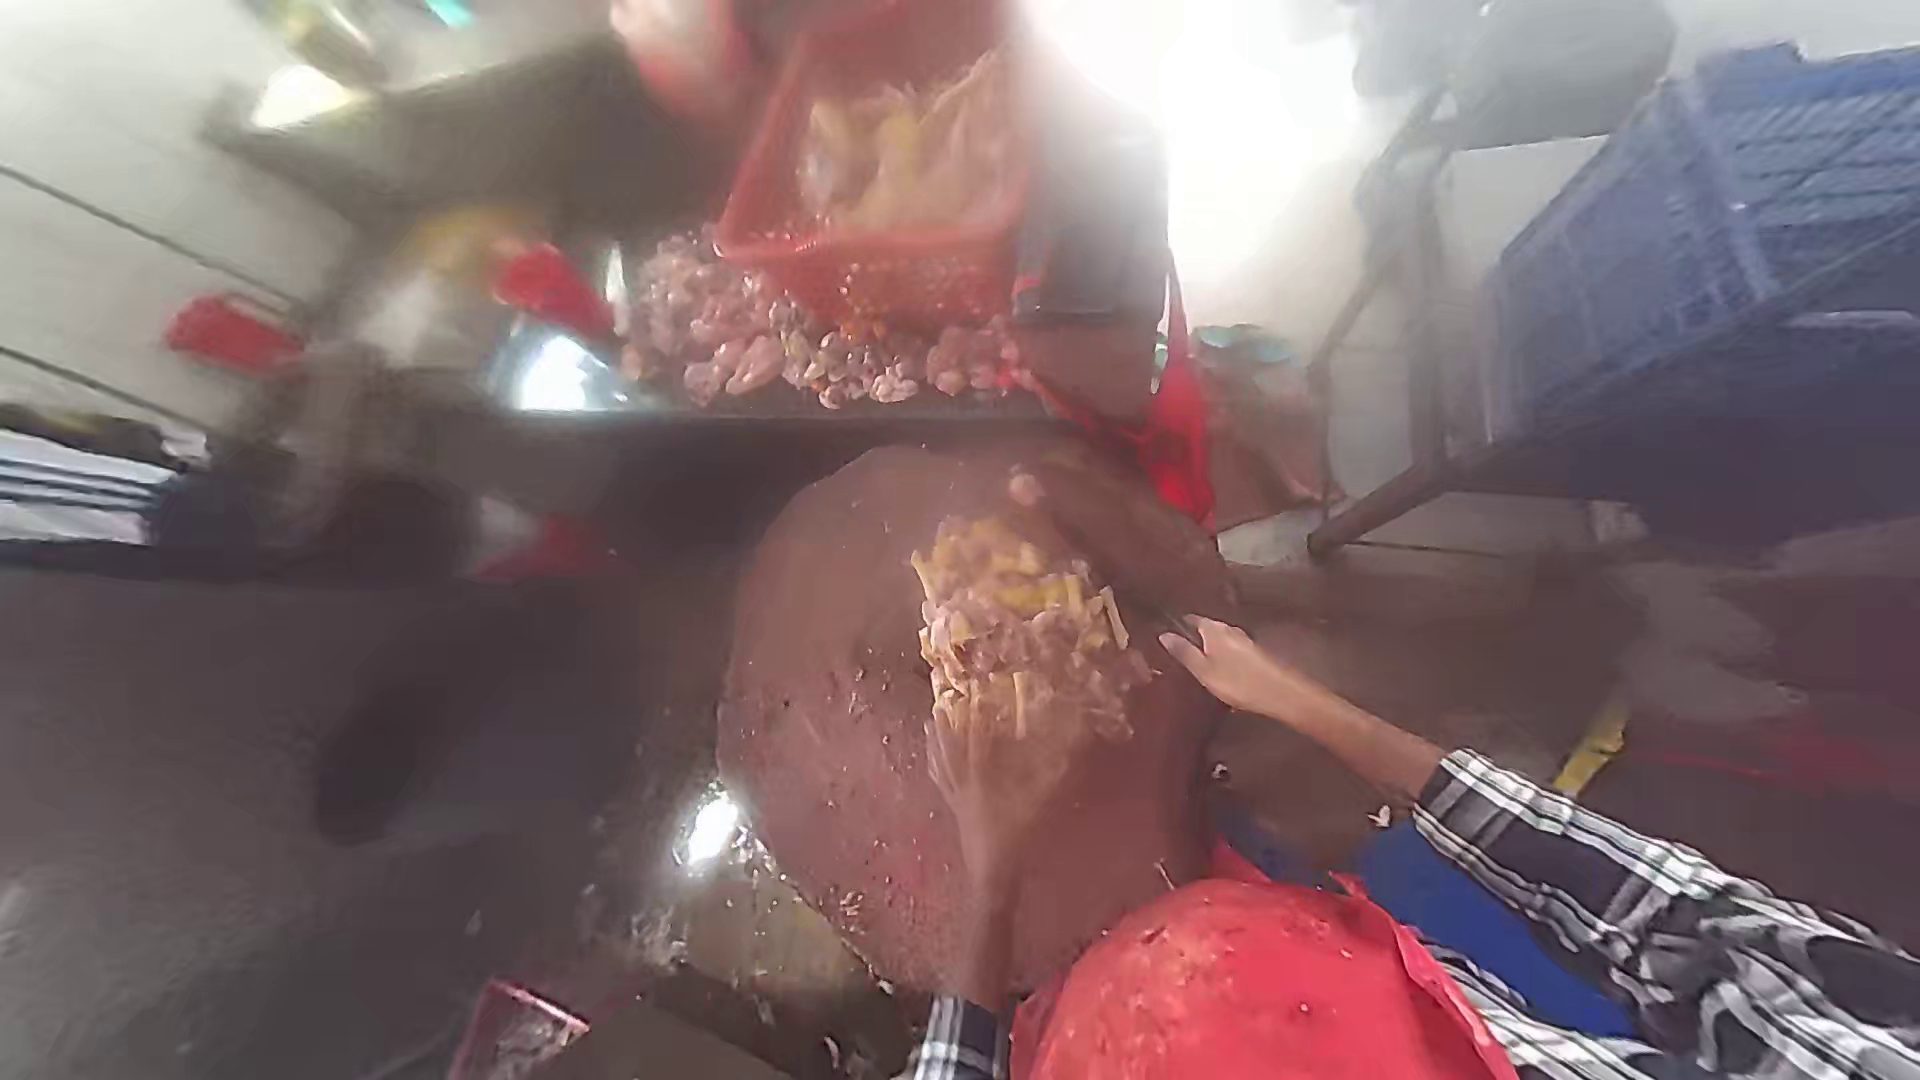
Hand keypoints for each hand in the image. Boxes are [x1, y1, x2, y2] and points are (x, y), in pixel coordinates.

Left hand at [926, 704, 1077, 895]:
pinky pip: (940, 781)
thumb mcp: (1039, 805)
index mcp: (982, 779)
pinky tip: (931, 760)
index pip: (977, 741)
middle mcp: (964, 783)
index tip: (976, 696)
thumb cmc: (1017, 838)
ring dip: (935, 741)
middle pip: (950, 748)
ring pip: (941, 762)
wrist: (993, 875)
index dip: (977, 718)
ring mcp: (955, 797)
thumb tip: (1070, 751)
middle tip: (939, 703)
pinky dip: (934, 765)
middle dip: (946, 725)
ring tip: (929, 722)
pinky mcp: (953, 809)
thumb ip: (1054, 776)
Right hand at [1157, 616, 1341, 723]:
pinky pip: (1231, 651)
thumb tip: (1164, 634)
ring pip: (1220, 640)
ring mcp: (1245, 641)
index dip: (1178, 625)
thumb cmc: (1236, 681)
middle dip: (1194, 636)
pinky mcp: (1255, 655)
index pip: (1191, 618)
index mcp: (1213, 629)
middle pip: (1206, 628)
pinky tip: (1220, 671)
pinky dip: (1223, 657)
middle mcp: (1230, 629)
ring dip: (1209, 648)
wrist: (1280, 694)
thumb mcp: (1202, 669)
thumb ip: (1183, 651)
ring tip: (1197, 663)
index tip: (1167, 633)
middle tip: (1180, 650)